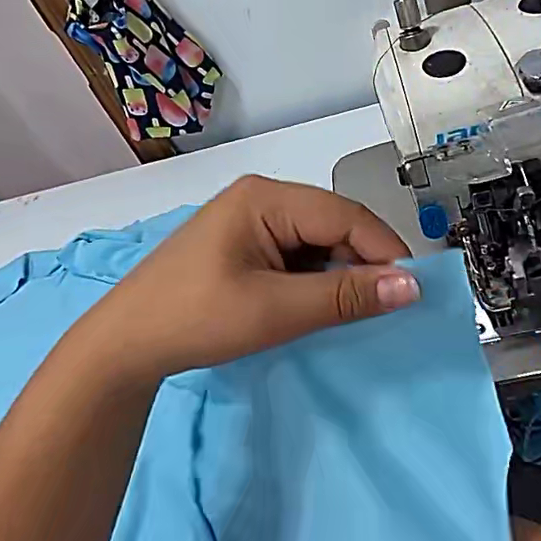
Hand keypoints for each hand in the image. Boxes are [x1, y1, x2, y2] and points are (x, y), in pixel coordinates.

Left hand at [76, 175, 416, 382]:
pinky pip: (297, 254)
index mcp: (265, 196)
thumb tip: (410, 287)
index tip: (414, 290)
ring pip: (317, 241)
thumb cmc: (195, 318)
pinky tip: (321, 306)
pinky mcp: (245, 244)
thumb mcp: (275, 310)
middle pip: (333, 224)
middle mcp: (261, 197)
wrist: (126, 344)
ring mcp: (251, 219)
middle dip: (361, 263)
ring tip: (356, 311)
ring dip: (339, 274)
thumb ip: (345, 297)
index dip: (384, 249)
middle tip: (387, 307)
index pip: (344, 214)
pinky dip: (315, 280)